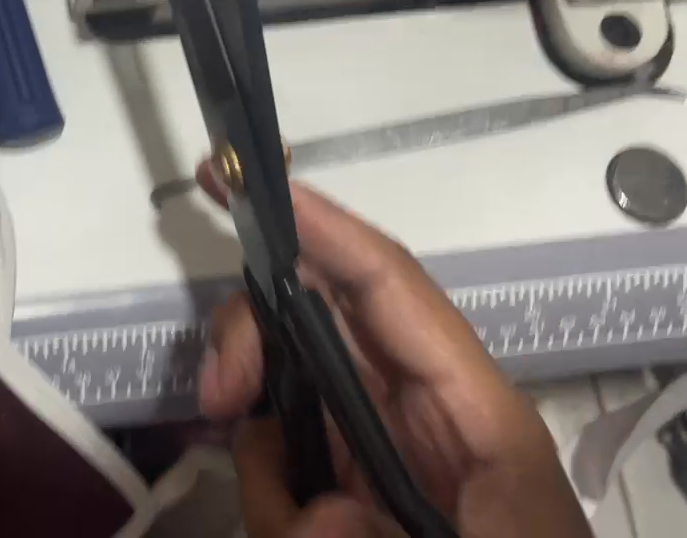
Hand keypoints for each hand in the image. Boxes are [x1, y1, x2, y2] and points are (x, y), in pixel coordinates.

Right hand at [195, 170, 589, 537]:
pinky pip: (272, 453)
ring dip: (260, 449)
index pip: (388, 284)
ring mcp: (366, 438)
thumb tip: (323, 510)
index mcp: (468, 405)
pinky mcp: (338, 476)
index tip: (252, 182)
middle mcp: (408, 403)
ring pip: (276, 385)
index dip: (321, 224)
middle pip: (308, 316)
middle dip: (251, 337)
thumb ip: (406, 525)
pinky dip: (266, 490)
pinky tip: (297, 528)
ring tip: (290, 523)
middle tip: (218, 394)